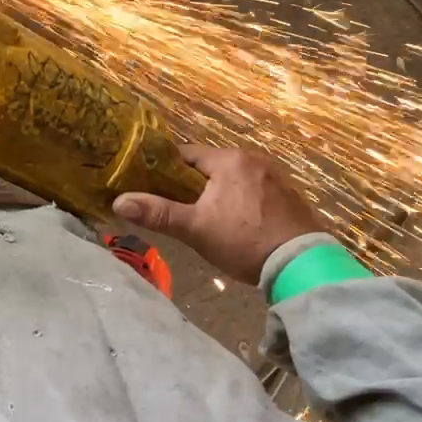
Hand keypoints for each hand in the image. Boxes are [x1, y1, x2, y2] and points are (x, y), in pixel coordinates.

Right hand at [113, 144, 323, 284]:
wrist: (304, 267)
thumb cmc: (244, 241)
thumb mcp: (195, 228)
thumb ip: (157, 213)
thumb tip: (118, 202)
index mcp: (228, 160)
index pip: (184, 155)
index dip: (164, 170)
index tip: (152, 188)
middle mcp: (253, 160)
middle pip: (208, 166)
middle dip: (190, 184)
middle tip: (175, 208)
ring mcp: (275, 177)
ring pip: (231, 179)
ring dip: (216, 193)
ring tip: (203, 217)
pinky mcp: (289, 196)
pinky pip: (252, 190)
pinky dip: (239, 201)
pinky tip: (235, 223)